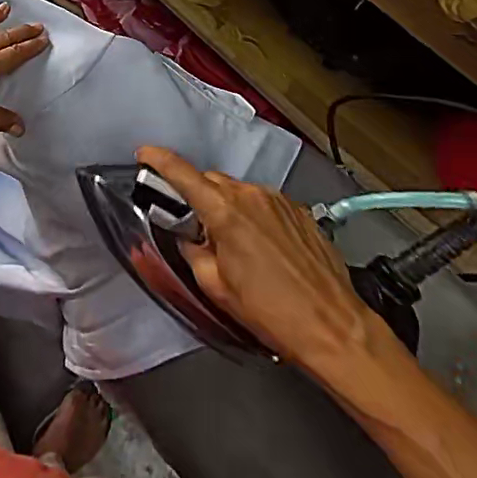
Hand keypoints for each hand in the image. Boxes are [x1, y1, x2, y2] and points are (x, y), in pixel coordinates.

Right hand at [137, 146, 384, 371]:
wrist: (330, 324)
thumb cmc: (275, 313)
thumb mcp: (218, 289)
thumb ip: (194, 253)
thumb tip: (188, 239)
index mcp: (227, 213)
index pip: (184, 175)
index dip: (160, 160)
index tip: (146, 154)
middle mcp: (253, 196)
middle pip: (212, 182)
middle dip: (197, 199)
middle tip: (194, 232)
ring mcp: (279, 200)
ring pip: (239, 192)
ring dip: (228, 210)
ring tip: (235, 250)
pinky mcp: (297, 210)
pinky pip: (264, 203)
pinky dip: (254, 217)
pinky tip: (261, 250)